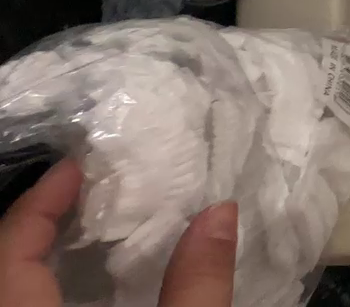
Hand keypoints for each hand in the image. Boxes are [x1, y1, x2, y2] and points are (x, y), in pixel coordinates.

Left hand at [0, 160, 238, 306]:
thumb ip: (198, 281)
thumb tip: (221, 209)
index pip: (13, 255)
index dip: (40, 205)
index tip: (77, 164)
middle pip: (4, 265)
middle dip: (38, 219)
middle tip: (88, 180)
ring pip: (9, 286)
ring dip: (37, 247)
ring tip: (86, 214)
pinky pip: (21, 299)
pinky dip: (41, 274)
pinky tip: (82, 264)